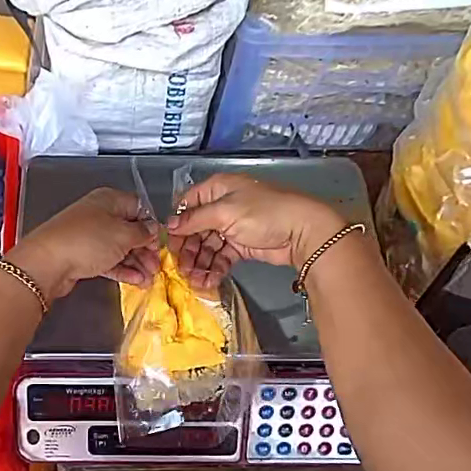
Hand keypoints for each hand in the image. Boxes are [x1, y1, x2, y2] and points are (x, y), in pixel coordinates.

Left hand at [4, 187, 159, 299]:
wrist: (48, 264)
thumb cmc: (85, 241)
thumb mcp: (123, 234)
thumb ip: (142, 232)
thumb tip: (152, 229)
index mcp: (109, 200)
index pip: (139, 208)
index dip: (152, 225)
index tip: (160, 242)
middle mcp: (99, 215)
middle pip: (130, 230)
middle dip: (145, 249)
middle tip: (156, 264)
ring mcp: (90, 236)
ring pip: (120, 248)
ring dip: (136, 263)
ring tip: (149, 279)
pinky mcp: (83, 256)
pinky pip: (109, 261)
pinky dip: (123, 269)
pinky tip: (136, 280)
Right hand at [165, 173, 345, 288]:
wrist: (301, 231)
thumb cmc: (263, 213)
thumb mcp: (224, 212)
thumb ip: (194, 219)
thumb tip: (169, 225)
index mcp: (217, 189)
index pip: (187, 205)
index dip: (177, 225)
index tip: (170, 245)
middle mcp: (222, 206)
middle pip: (195, 229)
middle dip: (188, 250)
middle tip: (181, 269)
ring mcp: (232, 228)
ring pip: (207, 246)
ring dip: (199, 264)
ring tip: (194, 281)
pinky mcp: (241, 246)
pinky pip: (221, 257)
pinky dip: (214, 269)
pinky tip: (208, 281)